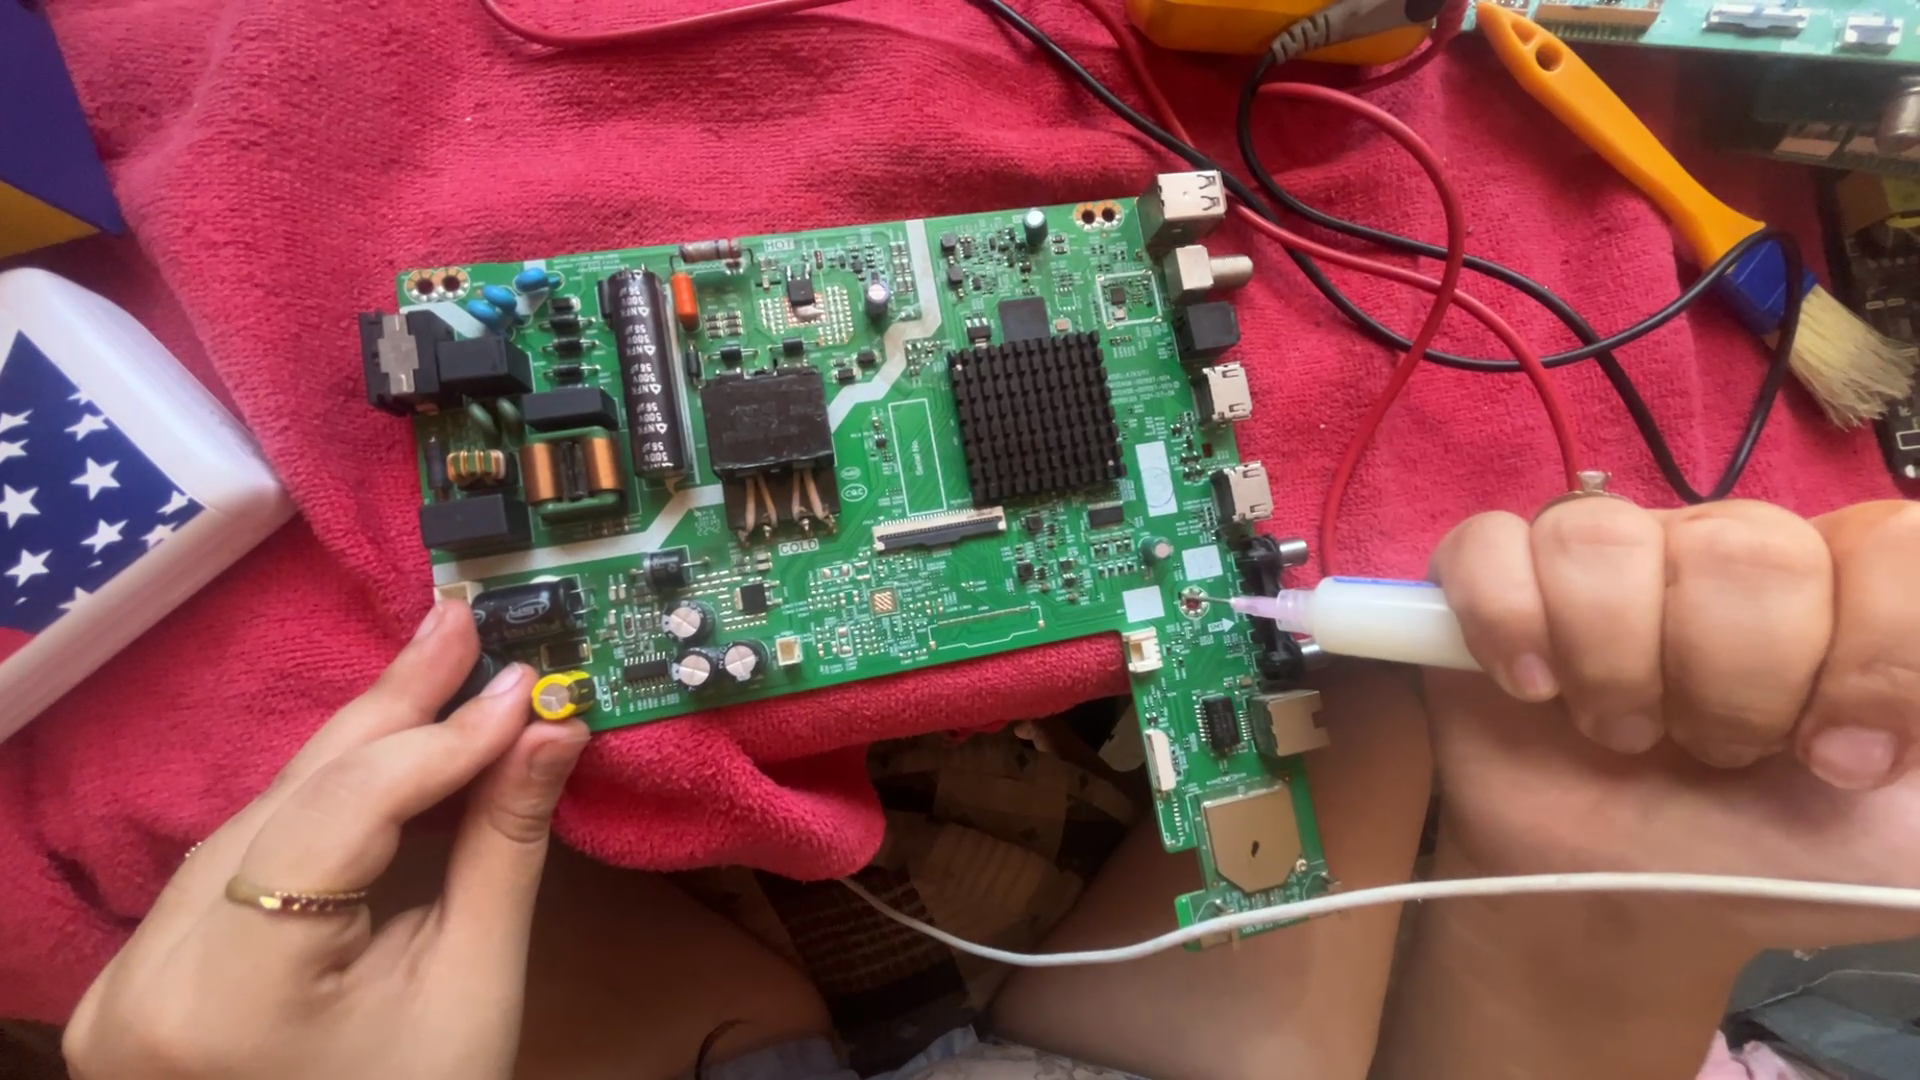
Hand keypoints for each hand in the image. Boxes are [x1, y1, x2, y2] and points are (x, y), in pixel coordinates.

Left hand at [62, 599, 588, 1079]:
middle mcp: (147, 965)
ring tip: (446, 664)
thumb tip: (557, 727)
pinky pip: (268, 834)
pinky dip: (349, 779)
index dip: (445, 739)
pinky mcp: (164, 952)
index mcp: (224, 989)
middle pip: (295, 790)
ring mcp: (138, 960)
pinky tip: (400, 739)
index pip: (343, 812)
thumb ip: (508, 840)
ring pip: (277, 801)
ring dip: (378, 733)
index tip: (526, 686)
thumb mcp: (479, 975)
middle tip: (464, 621)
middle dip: (398, 700)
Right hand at [1375, 499, 1919, 1079]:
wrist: (1604, 891)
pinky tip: (1525, 682)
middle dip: (1727, 675)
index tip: (1839, 761)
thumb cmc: (1755, 855)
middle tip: (1706, 747)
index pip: (1889, 541)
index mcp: (1826, 594)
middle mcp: (1702, 556)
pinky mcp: (1475, 579)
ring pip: (1596, 535)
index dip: (1873, 654)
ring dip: (1608, 658)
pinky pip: (1483, 545)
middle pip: (1737, 543)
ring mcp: (1582, 562)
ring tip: (1609, 727)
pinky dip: (1503, 615)